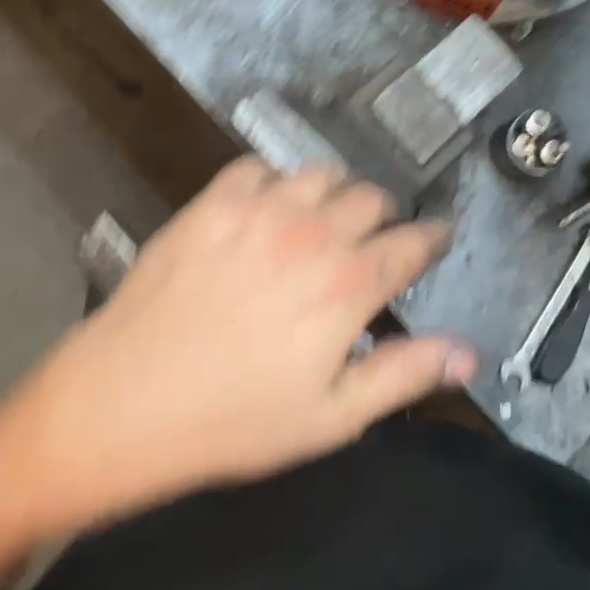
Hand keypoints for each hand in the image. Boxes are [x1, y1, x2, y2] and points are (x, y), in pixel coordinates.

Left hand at [0, 159, 474, 537]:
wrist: (120, 406)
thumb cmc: (233, 422)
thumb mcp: (331, 418)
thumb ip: (404, 374)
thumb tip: (468, 353)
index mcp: (347, 285)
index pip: (411, 241)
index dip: (431, 239)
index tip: (435, 240)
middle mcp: (310, 233)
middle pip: (371, 197)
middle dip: (384, 215)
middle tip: (375, 239)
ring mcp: (257, 211)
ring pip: (320, 172)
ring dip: (335, 191)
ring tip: (326, 216)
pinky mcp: (210, 204)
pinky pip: (258, 167)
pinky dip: (275, 180)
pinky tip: (269, 207)